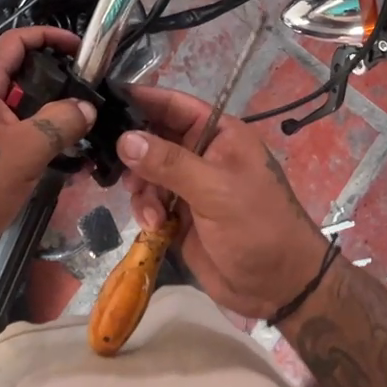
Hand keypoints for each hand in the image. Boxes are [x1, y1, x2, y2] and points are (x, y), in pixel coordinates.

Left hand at [0, 26, 95, 276]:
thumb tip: (86, 107)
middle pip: (20, 75)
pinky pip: (15, 138)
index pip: (14, 42)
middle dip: (55, 79)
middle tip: (87, 92)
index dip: (47, 36)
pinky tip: (66, 161)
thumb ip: (60, 123)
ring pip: (20, 110)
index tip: (79, 48)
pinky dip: (40, 142)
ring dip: (51, 115)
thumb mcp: (25, 152)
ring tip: (84, 128)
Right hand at [118, 85, 327, 318]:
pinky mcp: (182, 217)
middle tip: (114, 165)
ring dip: (141, 189)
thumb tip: (125, 139)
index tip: (106, 100)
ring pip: (147, 173)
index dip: (143, 99)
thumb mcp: (215, 189)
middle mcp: (202, 154)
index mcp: (219, 134)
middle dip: (134, 152)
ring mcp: (191, 186)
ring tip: (151, 209)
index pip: (175, 105)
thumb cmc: (257, 226)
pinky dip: (147, 211)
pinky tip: (155, 226)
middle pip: (155, 138)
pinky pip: (151, 203)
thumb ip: (169, 163)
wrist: (280, 287)